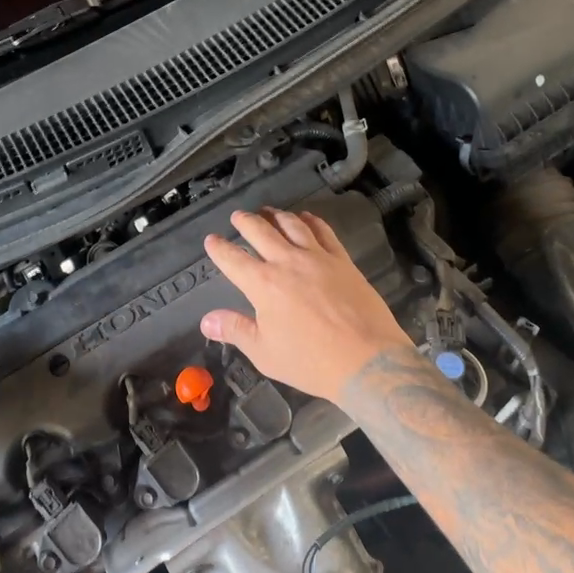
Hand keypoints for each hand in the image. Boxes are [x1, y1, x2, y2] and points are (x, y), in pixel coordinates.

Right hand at [199, 208, 413, 404]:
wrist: (366, 360)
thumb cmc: (310, 361)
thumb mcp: (264, 353)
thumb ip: (235, 330)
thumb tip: (206, 320)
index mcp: (263, 284)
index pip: (233, 259)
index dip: (219, 248)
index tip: (211, 240)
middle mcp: (287, 262)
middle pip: (261, 232)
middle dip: (246, 222)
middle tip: (238, 216)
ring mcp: (317, 258)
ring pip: (292, 225)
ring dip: (277, 215)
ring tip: (269, 211)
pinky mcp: (342, 261)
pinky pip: (324, 232)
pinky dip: (311, 221)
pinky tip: (307, 218)